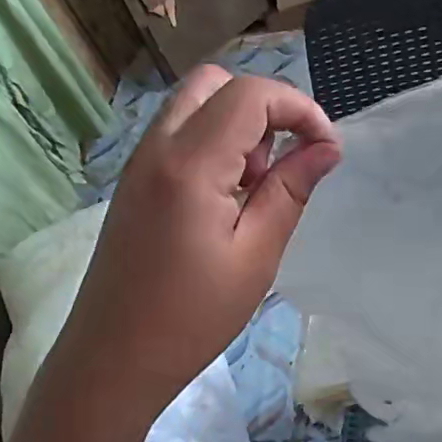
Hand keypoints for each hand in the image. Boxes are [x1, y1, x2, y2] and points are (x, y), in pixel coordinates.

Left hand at [54, 66, 340, 422]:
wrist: (114, 358)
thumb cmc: (193, 316)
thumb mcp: (257, 255)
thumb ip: (291, 190)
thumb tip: (326, 148)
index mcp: (189, 164)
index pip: (251, 95)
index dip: (299, 109)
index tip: (327, 150)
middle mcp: (156, 147)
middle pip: (216, 84)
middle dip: (266, 109)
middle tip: (286, 162)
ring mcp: (139, 163)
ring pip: (196, 105)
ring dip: (239, 127)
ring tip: (257, 189)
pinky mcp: (135, 182)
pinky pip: (180, 135)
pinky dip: (215, 145)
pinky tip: (228, 200)